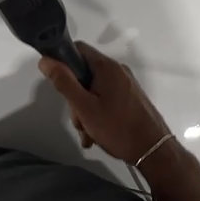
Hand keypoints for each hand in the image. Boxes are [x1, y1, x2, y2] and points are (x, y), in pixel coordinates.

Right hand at [39, 42, 172, 164]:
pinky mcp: (130, 98)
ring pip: (94, 89)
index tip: (57, 83)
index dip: (62, 61)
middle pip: (84, 72)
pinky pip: (106, 98)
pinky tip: (96, 134)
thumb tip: (45, 60)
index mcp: (107, 67)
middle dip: (75, 96)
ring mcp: (126, 84)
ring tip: (88, 132)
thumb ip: (63, 82)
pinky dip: (97, 112)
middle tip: (78, 118)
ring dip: (85, 109)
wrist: (154, 152)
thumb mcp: (84, 107)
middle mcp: (118, 71)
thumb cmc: (117, 128)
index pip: (77, 49)